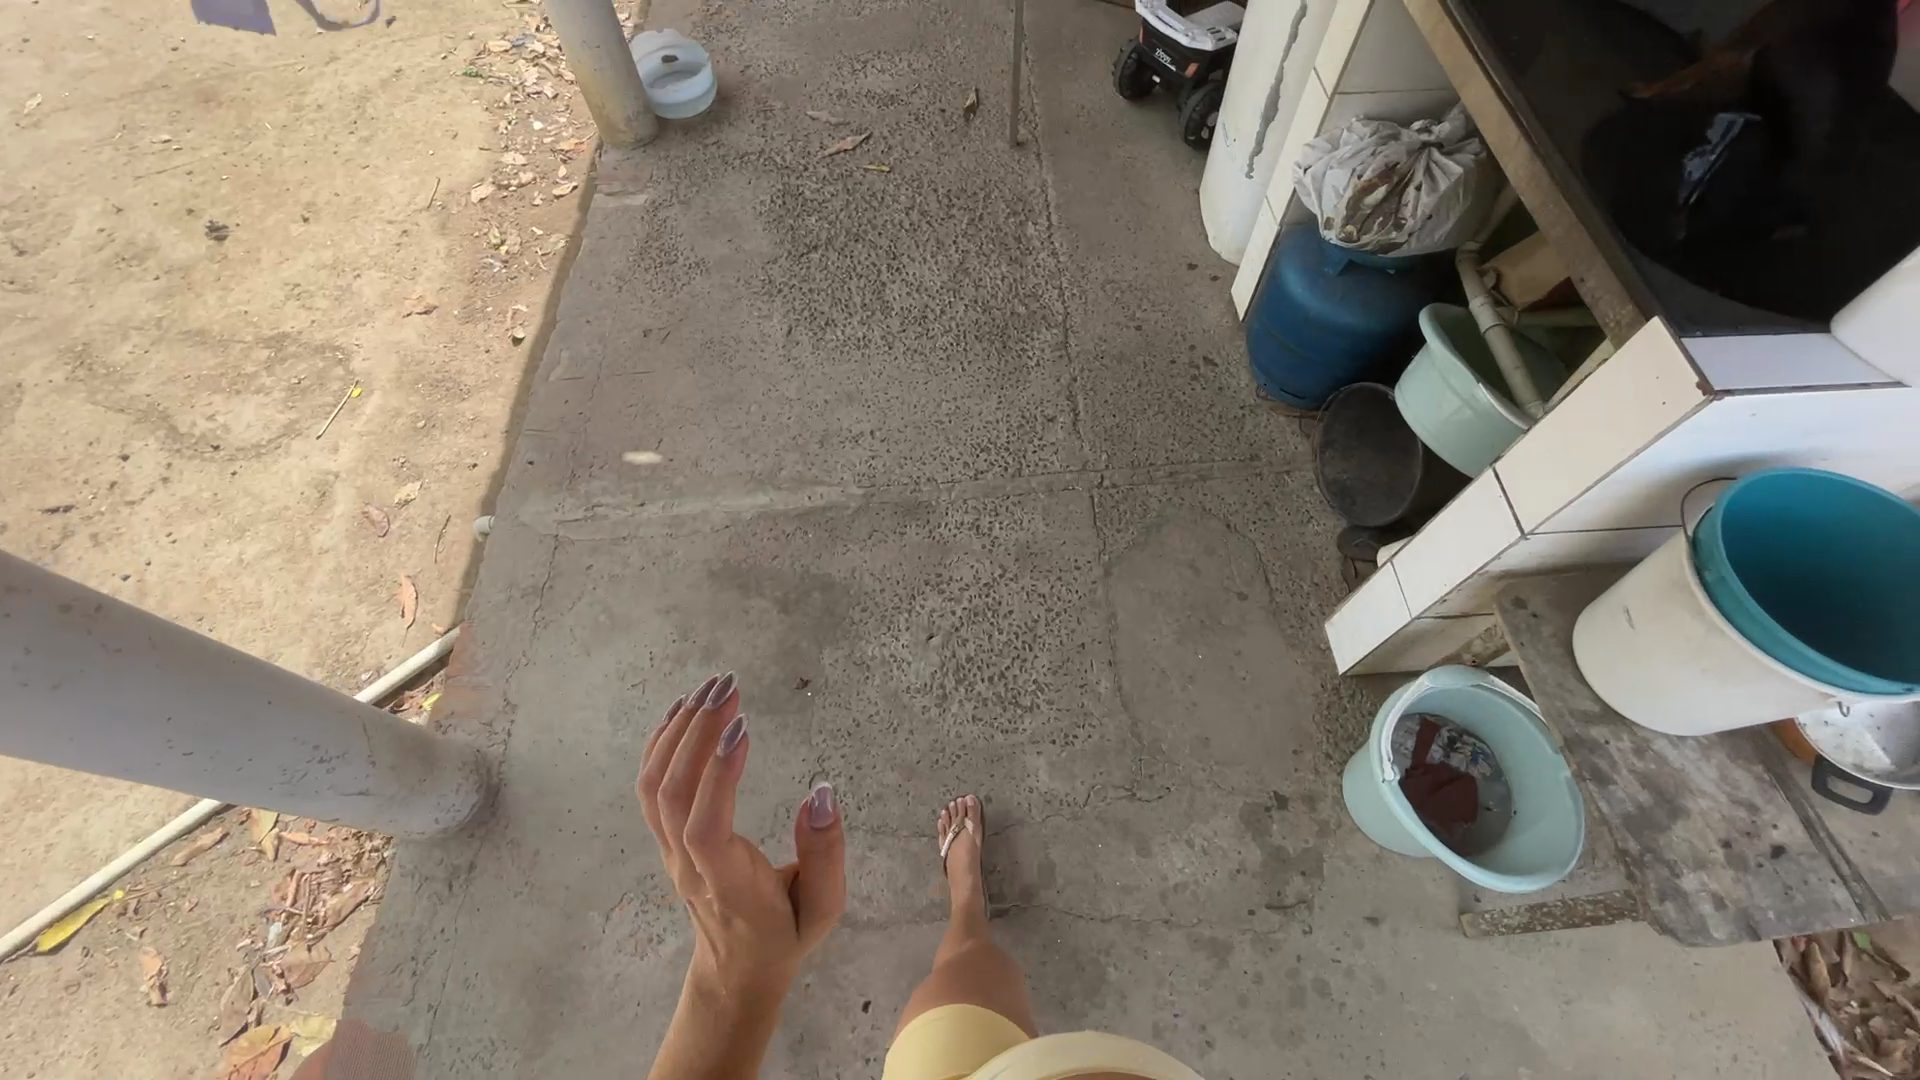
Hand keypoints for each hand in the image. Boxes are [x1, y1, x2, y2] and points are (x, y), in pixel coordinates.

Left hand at [637, 673, 845, 1002]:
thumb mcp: (824, 908)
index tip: (743, 726)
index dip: (718, 777)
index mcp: (729, 884)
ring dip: (677, 731)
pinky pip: (649, 789)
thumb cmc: (784, 935)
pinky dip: (661, 743)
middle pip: (671, 795)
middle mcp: (688, 865)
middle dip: (696, 733)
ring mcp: (670, 852)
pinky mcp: (666, 840)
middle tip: (728, 686)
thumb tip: (822, 792)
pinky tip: (683, 712)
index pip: (706, 828)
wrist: (735, 973)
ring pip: (652, 787)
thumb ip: (826, 855)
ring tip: (709, 690)